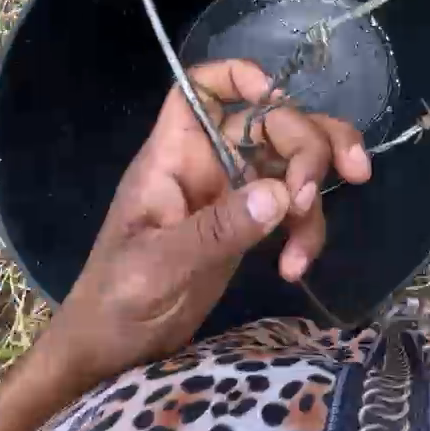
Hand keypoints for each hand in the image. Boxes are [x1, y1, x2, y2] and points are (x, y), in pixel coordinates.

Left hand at [43, 58, 371, 382]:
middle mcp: (209, 162)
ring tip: (310, 241)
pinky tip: (296, 266)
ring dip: (315, 192)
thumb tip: (281, 194)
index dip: (238, 75)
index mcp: (174, 155)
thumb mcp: (158, 268)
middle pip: (270, 122)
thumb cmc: (114, 304)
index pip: (200, 88)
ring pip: (293, 160)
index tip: (274, 98)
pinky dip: (307, 229)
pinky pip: (294, 206)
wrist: (113, 355)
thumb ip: (217, 230)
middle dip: (305, 149)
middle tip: (308, 196)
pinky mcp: (251, 222)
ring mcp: (234, 190)